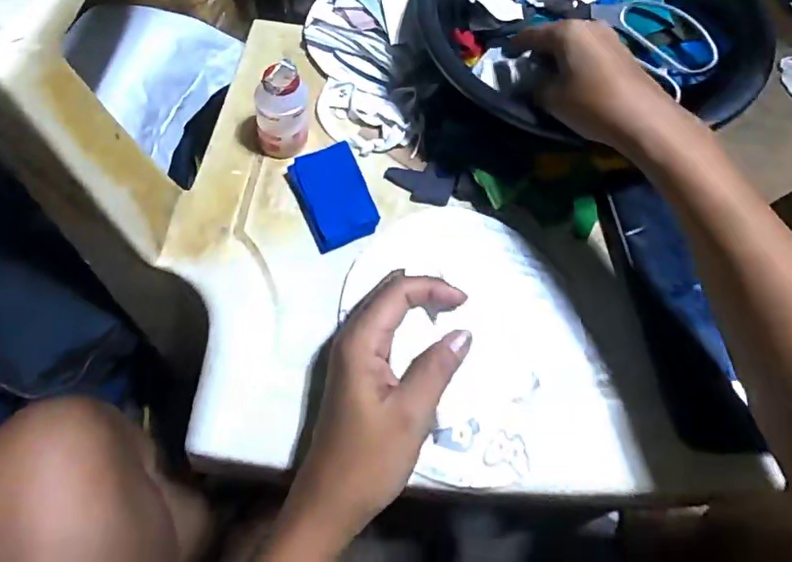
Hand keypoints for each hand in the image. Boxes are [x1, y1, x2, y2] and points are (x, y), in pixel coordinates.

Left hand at [265, 272, 470, 557]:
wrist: (327, 507)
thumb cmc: (368, 461)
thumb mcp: (411, 415)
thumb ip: (437, 368)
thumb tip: (463, 331)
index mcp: (360, 343)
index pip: (397, 292)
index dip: (432, 287)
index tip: (464, 301)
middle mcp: (349, 340)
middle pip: (386, 292)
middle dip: (423, 286)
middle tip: (457, 297)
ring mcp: (348, 356)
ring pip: (382, 307)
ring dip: (413, 299)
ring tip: (445, 304)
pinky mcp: (353, 371)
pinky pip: (380, 327)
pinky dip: (404, 317)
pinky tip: (420, 327)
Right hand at [509, 19, 693, 149]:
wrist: (645, 118)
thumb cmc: (592, 103)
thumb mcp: (552, 97)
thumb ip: (535, 84)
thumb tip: (532, 79)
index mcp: (566, 30)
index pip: (531, 34)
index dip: (515, 47)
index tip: (506, 58)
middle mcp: (588, 25)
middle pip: (555, 34)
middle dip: (540, 50)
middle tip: (528, 69)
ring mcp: (609, 36)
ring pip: (575, 42)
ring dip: (561, 55)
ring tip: (552, 75)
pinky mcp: (623, 51)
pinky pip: (590, 50)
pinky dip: (579, 60)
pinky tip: (576, 77)